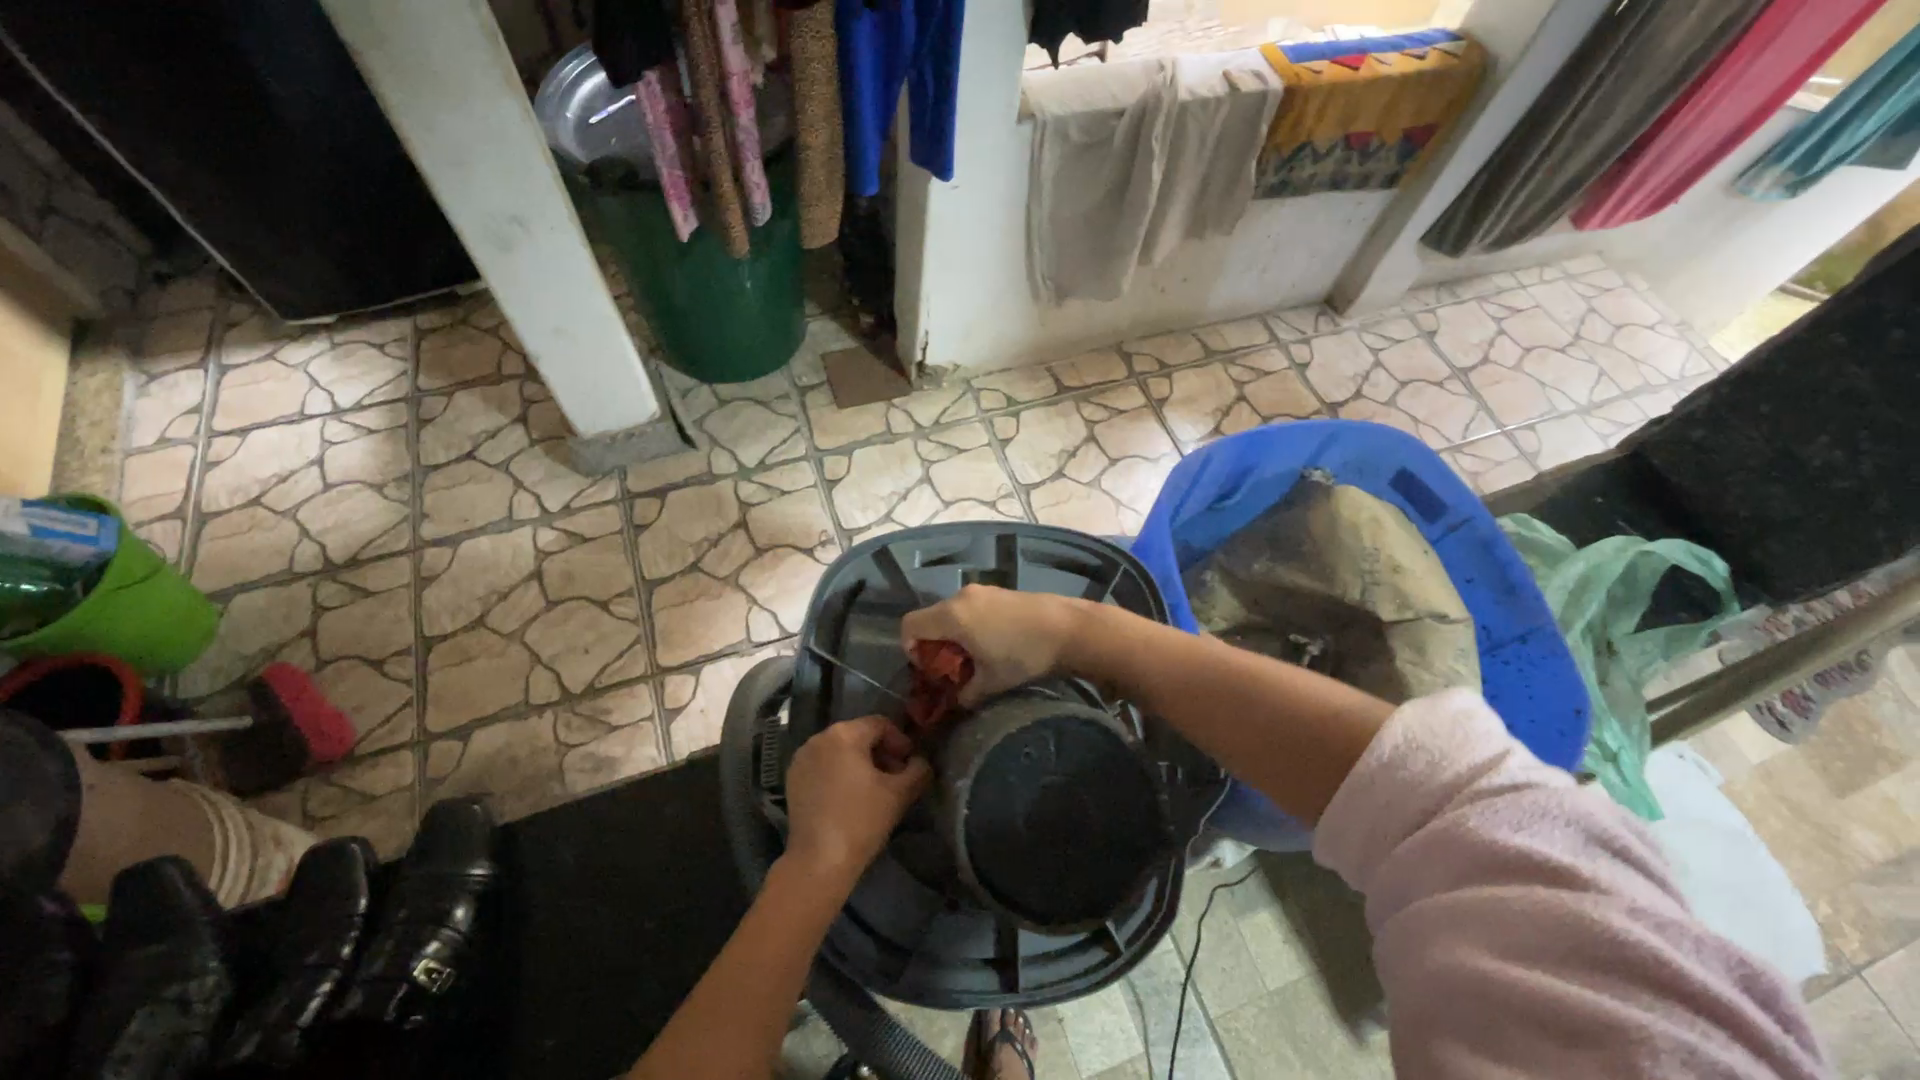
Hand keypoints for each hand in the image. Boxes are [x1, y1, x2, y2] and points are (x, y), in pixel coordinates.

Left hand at [783, 715, 930, 886]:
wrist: (819, 860)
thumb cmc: (862, 820)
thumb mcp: (900, 793)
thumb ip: (918, 770)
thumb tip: (920, 761)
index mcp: (843, 734)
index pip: (880, 724)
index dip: (900, 742)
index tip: (910, 765)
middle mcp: (818, 738)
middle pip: (858, 735)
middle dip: (881, 753)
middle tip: (896, 778)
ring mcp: (801, 759)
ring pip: (839, 751)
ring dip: (860, 764)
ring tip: (874, 789)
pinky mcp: (792, 779)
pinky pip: (823, 766)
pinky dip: (839, 774)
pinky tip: (849, 798)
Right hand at [899, 585, 1086, 706]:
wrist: (1069, 628)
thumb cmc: (1024, 655)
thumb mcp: (992, 682)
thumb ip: (967, 694)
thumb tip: (958, 702)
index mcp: (952, 616)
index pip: (910, 625)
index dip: (909, 647)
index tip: (927, 668)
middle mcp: (961, 597)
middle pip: (931, 617)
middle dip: (934, 644)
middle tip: (951, 669)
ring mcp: (983, 591)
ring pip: (952, 612)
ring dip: (954, 635)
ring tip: (975, 658)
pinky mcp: (1000, 591)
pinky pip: (971, 607)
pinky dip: (971, 625)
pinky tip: (994, 643)